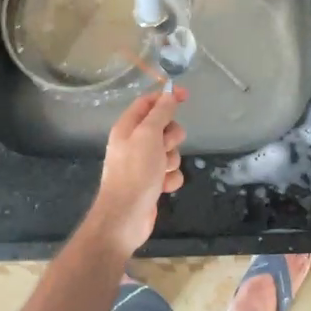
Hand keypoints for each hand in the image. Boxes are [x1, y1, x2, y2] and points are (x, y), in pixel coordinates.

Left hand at [82, 90, 187, 257]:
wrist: (125, 217)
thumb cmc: (135, 172)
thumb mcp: (148, 135)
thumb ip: (160, 113)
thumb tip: (169, 94)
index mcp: (127, 127)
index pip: (148, 102)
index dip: (166, 97)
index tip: (185, 96)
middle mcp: (134, 143)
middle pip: (163, 126)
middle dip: (172, 136)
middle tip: (165, 146)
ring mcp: (143, 164)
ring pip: (170, 150)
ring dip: (172, 159)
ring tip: (161, 171)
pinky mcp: (152, 182)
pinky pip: (171, 171)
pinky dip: (170, 178)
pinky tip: (163, 187)